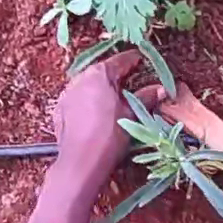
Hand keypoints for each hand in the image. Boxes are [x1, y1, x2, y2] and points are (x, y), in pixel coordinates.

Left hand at [52, 50, 143, 187]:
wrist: (81, 162)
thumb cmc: (109, 136)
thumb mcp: (131, 116)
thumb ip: (146, 99)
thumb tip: (161, 89)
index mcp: (99, 74)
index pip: (121, 60)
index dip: (134, 61)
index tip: (144, 61)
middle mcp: (80, 78)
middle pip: (102, 72)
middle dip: (117, 77)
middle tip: (131, 84)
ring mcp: (67, 93)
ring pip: (89, 85)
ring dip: (102, 90)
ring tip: (115, 101)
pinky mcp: (60, 109)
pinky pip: (78, 99)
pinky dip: (89, 103)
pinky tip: (97, 116)